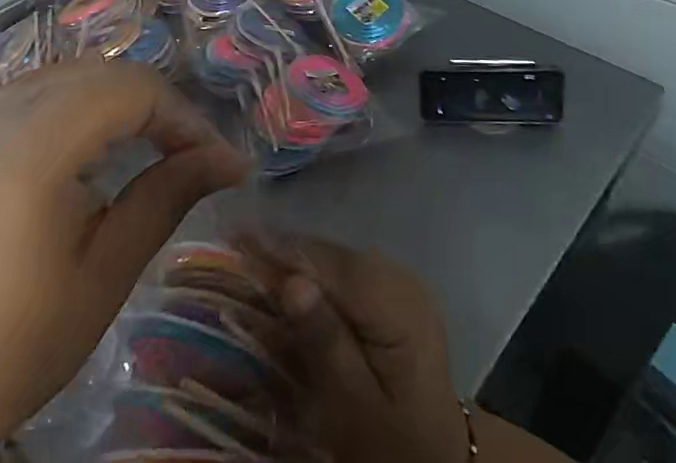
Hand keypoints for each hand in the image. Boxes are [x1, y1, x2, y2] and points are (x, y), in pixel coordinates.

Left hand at [0, 60, 249, 462]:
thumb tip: (232, 159)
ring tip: (148, 147)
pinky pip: (23, 104)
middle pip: (96, 74)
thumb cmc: (7, 348)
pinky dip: (73, 110)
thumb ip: (169, 196)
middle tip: (189, 151)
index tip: (216, 161)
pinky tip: (86, 155)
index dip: (185, 116)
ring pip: (57, 81)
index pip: (131, 90)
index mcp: (29, 149)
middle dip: (155, 103)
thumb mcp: (105, 272)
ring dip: (113, 101)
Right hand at [237, 234, 470, 462]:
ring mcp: (407, 283)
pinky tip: (295, 273)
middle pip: (340, 256)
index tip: (240, 234)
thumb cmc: (389, 436)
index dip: (286, 249)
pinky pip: (355, 270)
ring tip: (257, 248)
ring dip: (303, 255)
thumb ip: (324, 340)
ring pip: (346, 258)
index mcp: (399, 307)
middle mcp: (406, 282)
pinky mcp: (401, 292)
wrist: (437, 449)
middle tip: (238, 237)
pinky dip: (322, 268)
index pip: (335, 267)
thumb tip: (292, 282)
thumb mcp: (351, 402)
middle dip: (289, 247)